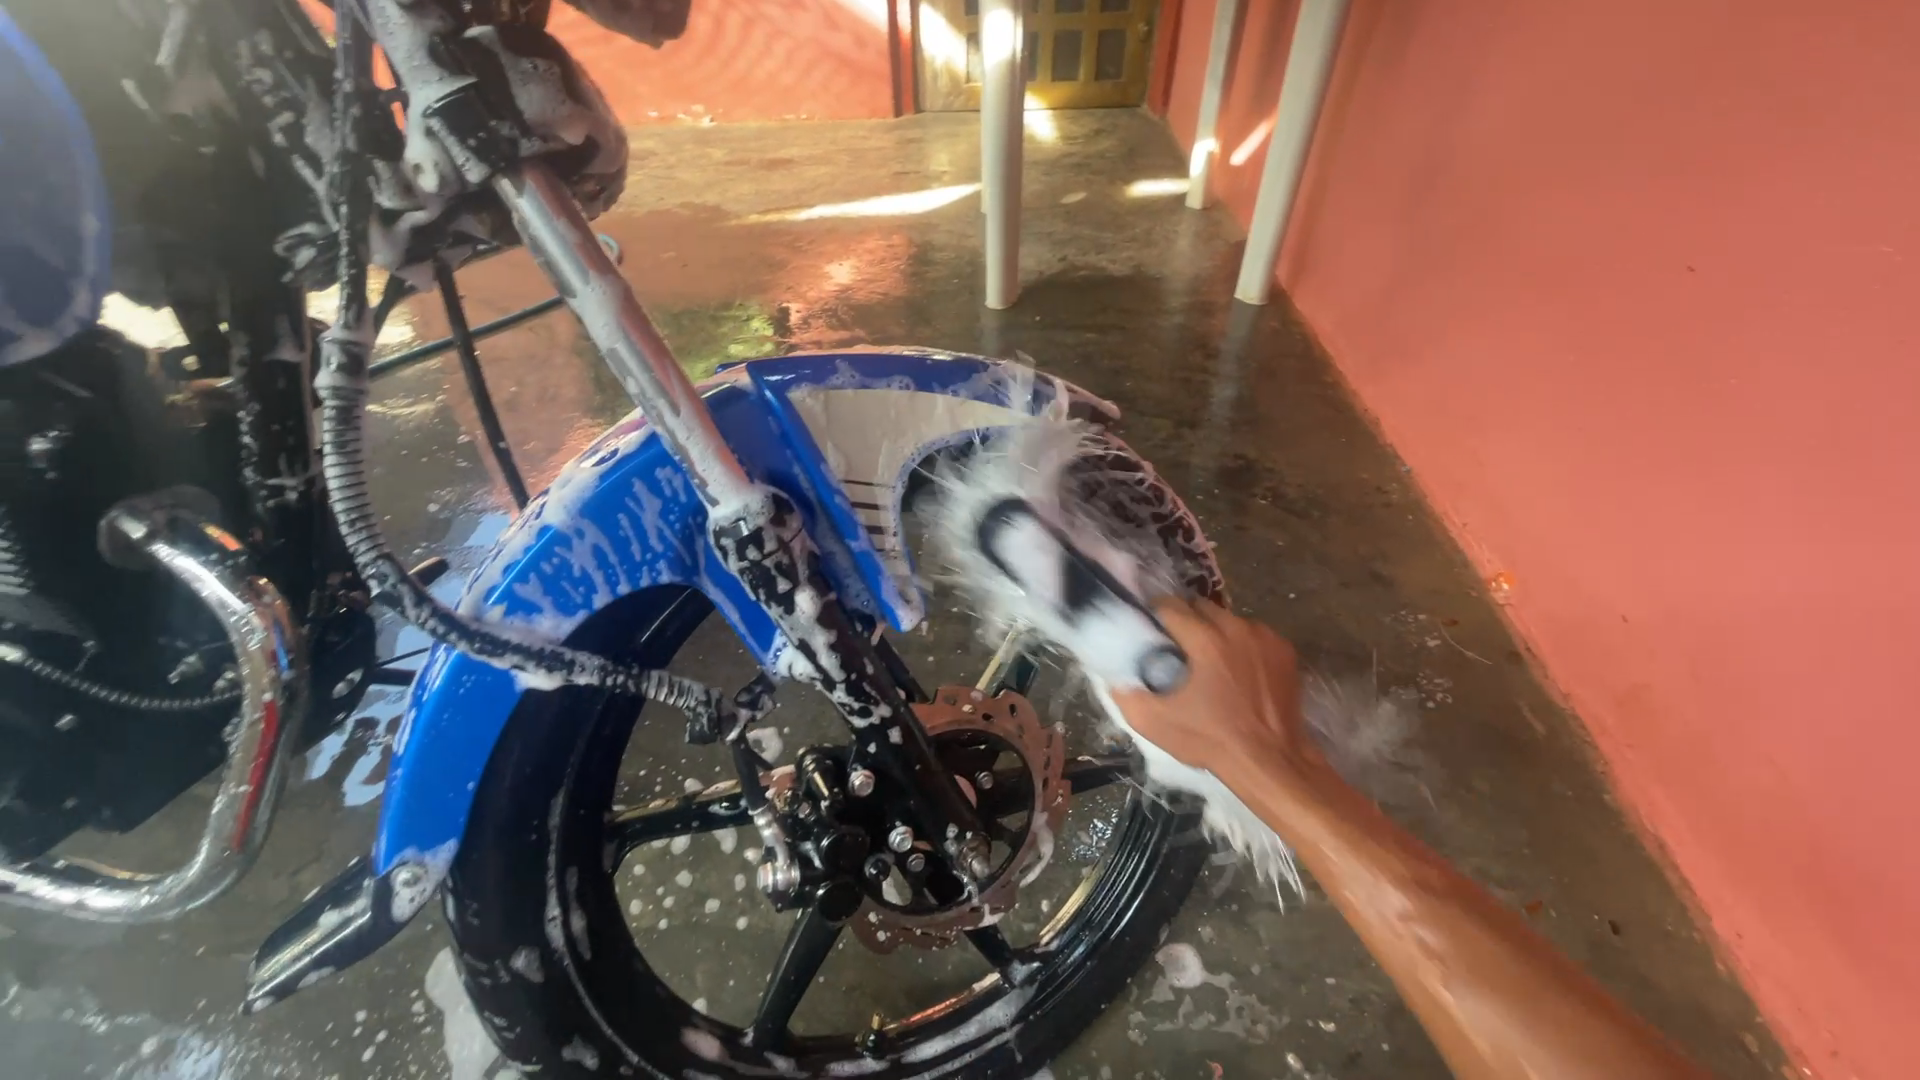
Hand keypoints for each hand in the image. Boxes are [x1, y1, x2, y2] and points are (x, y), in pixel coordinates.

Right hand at [1110, 599, 1327, 790]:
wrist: (1270, 761)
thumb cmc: (1211, 740)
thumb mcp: (1155, 723)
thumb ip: (1125, 693)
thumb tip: (1113, 673)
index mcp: (1206, 640)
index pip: (1170, 606)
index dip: (1154, 616)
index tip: (1149, 633)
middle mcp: (1237, 628)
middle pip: (1200, 606)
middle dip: (1185, 621)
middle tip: (1176, 648)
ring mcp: (1265, 637)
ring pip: (1227, 618)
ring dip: (1214, 631)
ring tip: (1208, 661)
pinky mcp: (1284, 649)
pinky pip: (1252, 633)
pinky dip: (1241, 644)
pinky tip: (1237, 670)